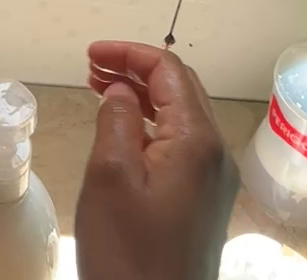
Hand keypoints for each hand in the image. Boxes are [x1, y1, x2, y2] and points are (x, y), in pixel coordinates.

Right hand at [76, 41, 236, 279]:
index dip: (128, 53)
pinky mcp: (204, 202)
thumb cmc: (128, 252)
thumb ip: (115, 120)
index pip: (168, 71)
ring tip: (99, 88)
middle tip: (92, 68)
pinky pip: (180, 144)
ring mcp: (214, 180)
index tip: (90, 53)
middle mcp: (215, 153)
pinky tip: (121, 129)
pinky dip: (149, 124)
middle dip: (135, 69)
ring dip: (141, 95)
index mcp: (197, 140)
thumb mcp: (110, 176)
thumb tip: (120, 90)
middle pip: (180, 88)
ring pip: (180, 115)